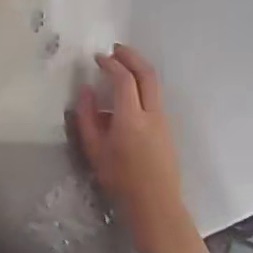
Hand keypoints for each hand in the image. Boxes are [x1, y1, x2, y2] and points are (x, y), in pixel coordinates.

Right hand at [74, 44, 186, 226]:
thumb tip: (85, 92)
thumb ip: (87, 117)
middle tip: (116, 50)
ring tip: (121, 67)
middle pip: (147, 74)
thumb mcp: (94, 149)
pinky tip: (127, 95)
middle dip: (132, 57)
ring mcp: (164, 120)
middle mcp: (152, 113)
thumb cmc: (119, 178)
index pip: (123, 79)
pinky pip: (155, 98)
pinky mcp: (167, 128)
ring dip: (138, 70)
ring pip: (155, 85)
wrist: (155, 202)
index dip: (110, 64)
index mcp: (131, 117)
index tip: (97, 58)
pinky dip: (142, 86)